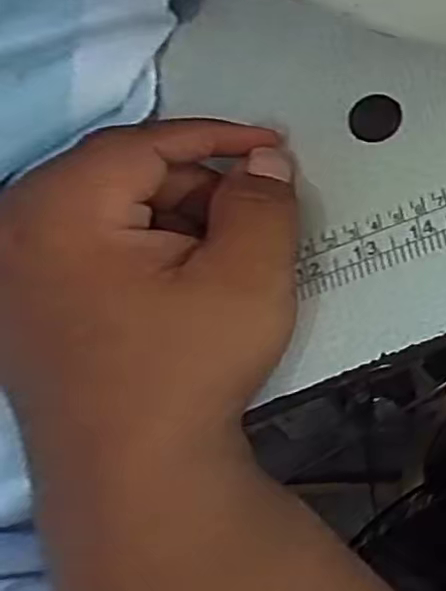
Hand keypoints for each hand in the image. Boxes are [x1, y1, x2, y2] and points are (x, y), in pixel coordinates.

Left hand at [0, 120, 297, 454]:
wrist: (134, 455)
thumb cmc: (191, 359)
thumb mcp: (251, 271)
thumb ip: (263, 204)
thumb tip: (264, 161)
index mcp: (54, 222)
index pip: (135, 145)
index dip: (214, 134)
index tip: (275, 144)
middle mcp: (10, 240)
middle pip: (115, 173)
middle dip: (197, 181)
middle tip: (259, 212)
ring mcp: (11, 276)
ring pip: (107, 207)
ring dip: (178, 213)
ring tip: (229, 255)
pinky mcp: (29, 302)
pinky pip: (92, 242)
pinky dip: (153, 241)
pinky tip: (190, 278)